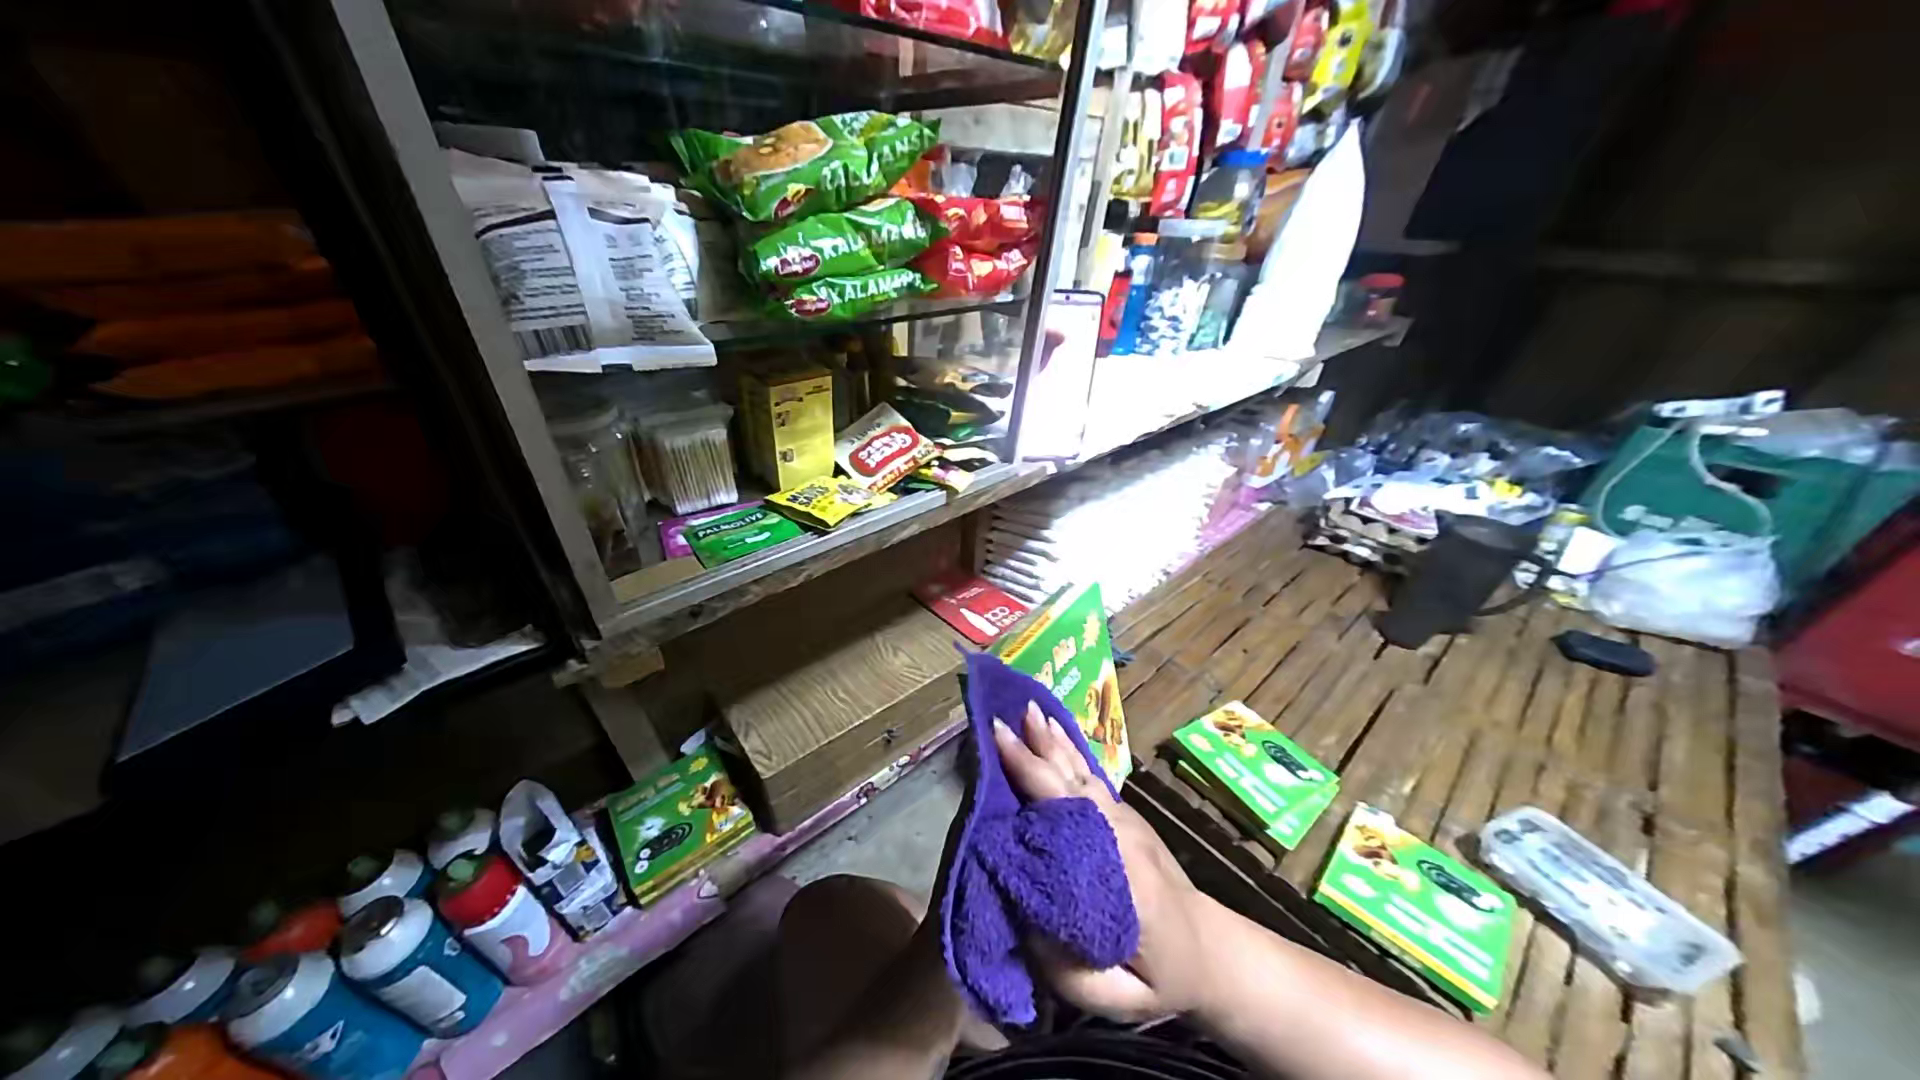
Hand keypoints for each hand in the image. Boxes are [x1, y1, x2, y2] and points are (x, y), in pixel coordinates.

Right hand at [991, 703, 1212, 1020]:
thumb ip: (1068, 968)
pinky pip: (1090, 778)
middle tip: (1000, 720)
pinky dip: (1068, 752)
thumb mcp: (1118, 997)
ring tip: (1028, 710)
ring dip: (1052, 742)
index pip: (1069, 813)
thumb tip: (1021, 915)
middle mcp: (1123, 833)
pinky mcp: (1126, 817)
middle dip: (1035, 750)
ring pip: (1081, 773)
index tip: (1001, 746)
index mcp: (1122, 872)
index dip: (1034, 777)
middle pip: (1071, 783)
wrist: (1212, 951)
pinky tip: (1053, 733)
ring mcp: (1127, 820)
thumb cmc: (1162, 975)